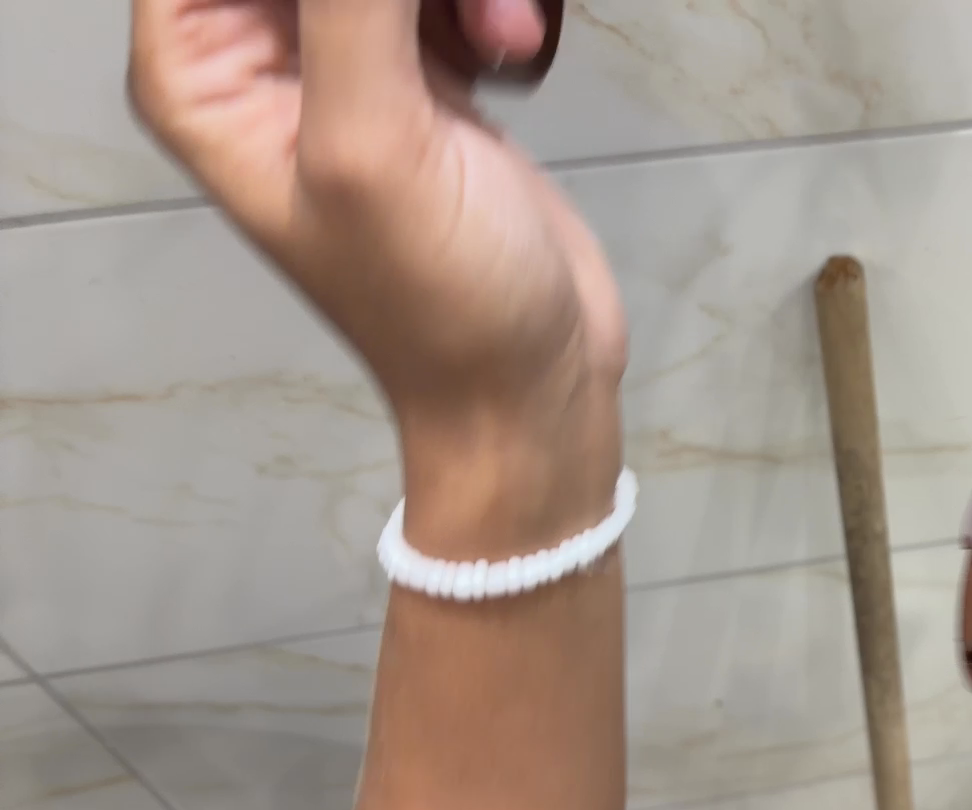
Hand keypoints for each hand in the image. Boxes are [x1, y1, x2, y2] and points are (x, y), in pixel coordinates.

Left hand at [129, 0, 626, 557]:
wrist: (535, 382)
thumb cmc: (444, 298)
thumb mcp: (373, 150)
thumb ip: (349, 9)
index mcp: (208, 73)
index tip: (404, 9)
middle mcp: (276, 68)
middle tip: (482, 19)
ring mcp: (368, 84)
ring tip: (510, 41)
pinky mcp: (444, 106)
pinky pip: (448, 13)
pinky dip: (487, 16)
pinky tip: (514, 55)